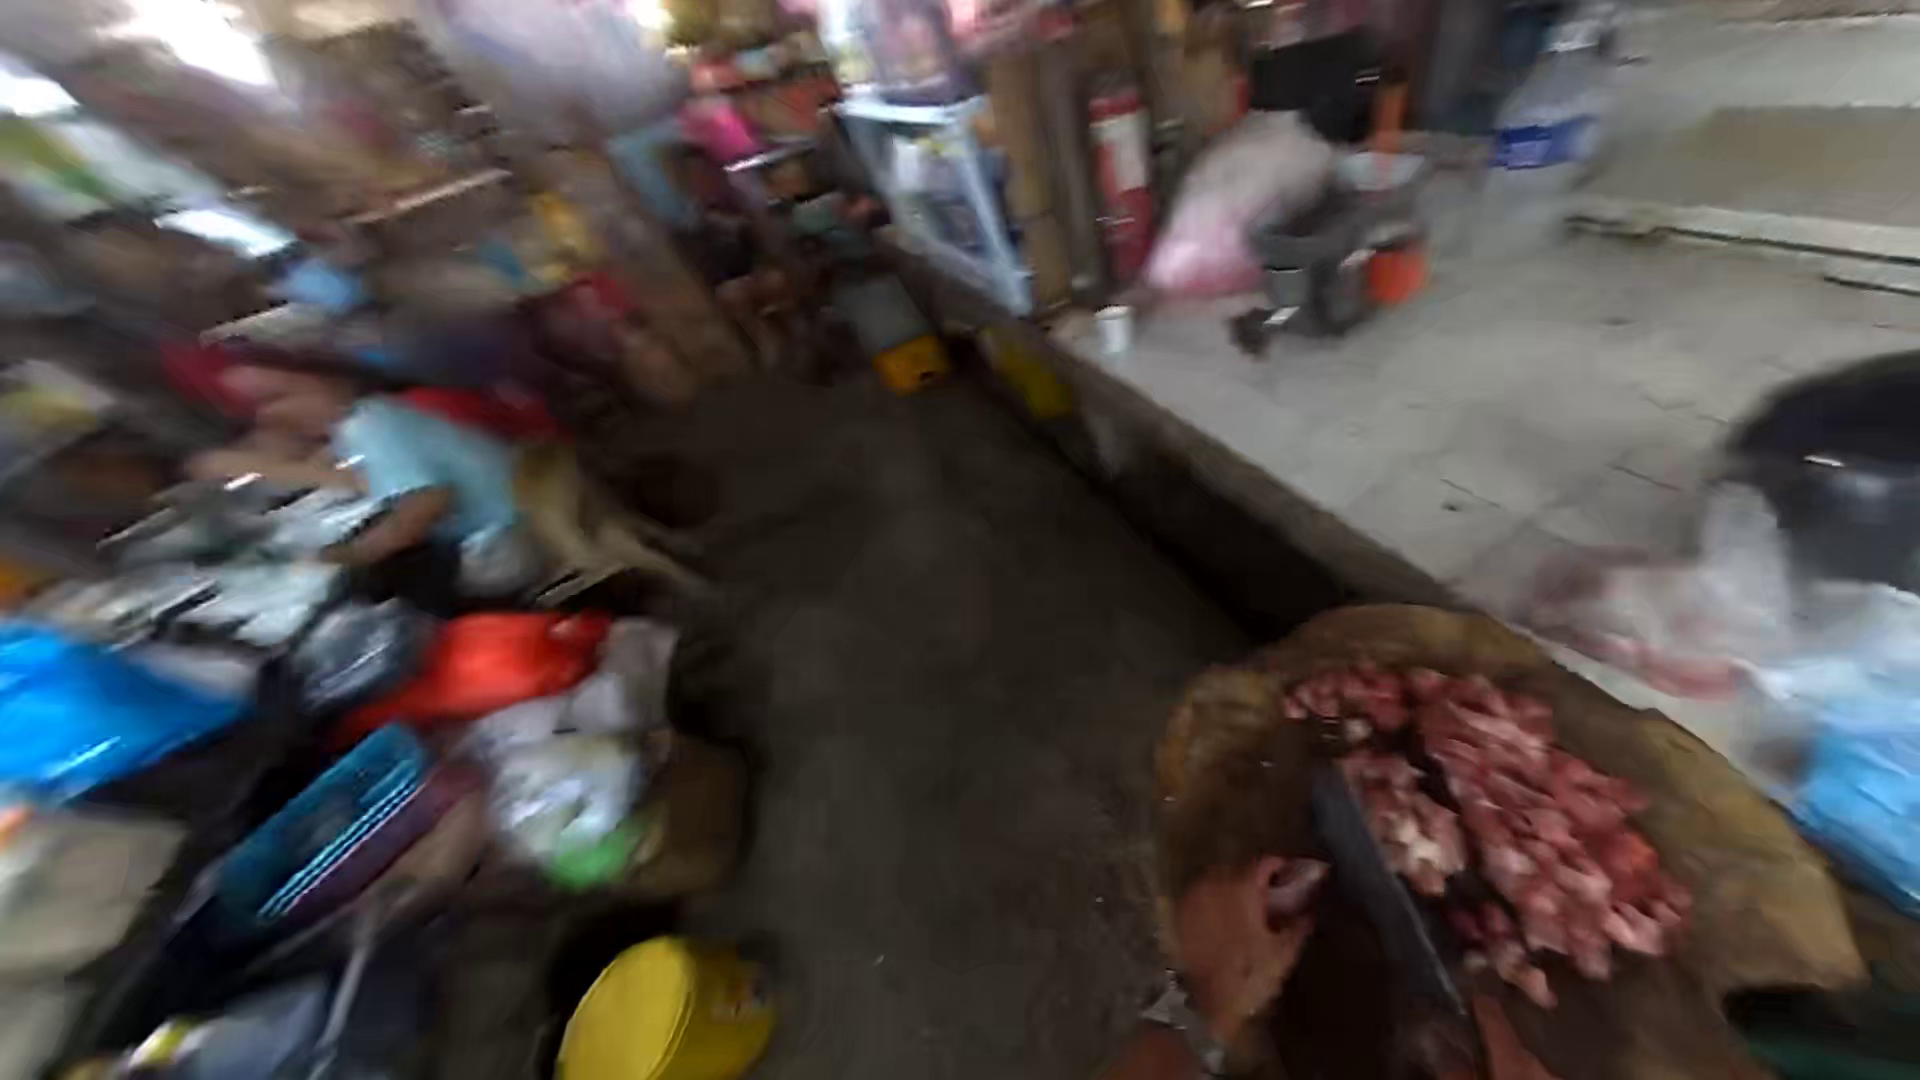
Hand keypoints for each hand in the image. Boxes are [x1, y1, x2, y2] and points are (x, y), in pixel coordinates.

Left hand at [1173, 856, 1326, 1042]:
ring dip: (1234, 886)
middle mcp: (1216, 881)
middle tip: (1270, 894)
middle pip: (1240, 869)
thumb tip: (1309, 912)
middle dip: (1256, 878)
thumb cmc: (1250, 975)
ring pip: (1219, 879)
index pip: (1263, 862)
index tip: (1290, 871)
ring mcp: (1195, 892)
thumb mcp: (1282, 954)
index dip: (1279, 865)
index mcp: (1243, 887)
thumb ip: (1297, 927)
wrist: (1208, 998)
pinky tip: (1223, 916)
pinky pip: (1202, 892)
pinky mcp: (1182, 906)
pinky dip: (1215, 898)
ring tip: (1247, 907)